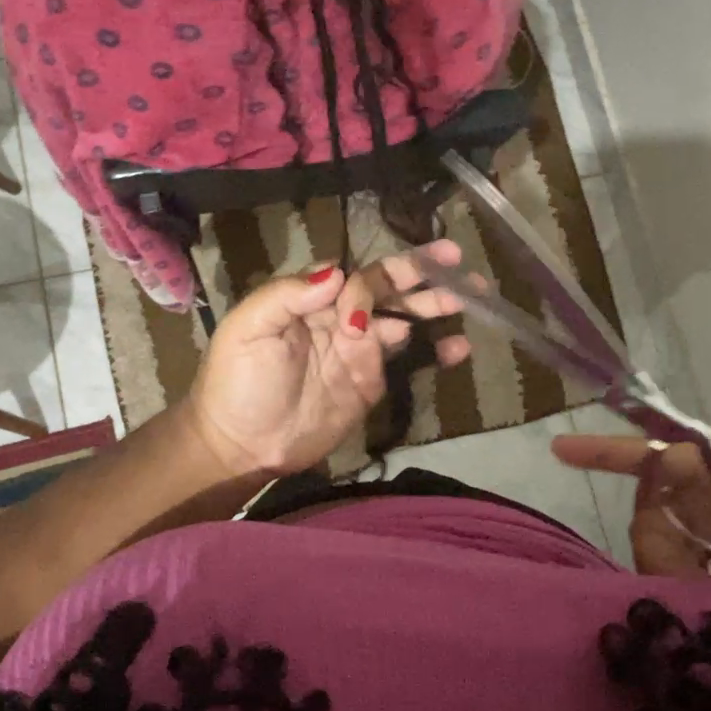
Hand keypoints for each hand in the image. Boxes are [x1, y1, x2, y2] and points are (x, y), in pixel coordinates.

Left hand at [181, 242, 471, 478]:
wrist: (242, 445)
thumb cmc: (238, 382)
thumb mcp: (249, 328)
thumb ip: (289, 294)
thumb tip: (339, 270)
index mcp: (312, 299)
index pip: (359, 275)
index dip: (389, 270)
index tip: (410, 277)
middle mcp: (340, 318)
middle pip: (388, 290)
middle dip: (425, 275)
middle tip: (462, 264)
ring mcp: (358, 352)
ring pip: (405, 320)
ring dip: (436, 307)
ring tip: (472, 298)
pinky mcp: (370, 384)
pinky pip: (407, 360)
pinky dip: (436, 351)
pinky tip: (460, 347)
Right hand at [552, 436, 710, 610]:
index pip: (663, 457)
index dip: (611, 452)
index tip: (562, 450)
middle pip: (654, 511)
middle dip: (652, 529)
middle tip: (692, 557)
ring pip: (665, 552)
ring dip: (668, 570)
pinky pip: (690, 588)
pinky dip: (686, 599)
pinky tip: (699, 615)